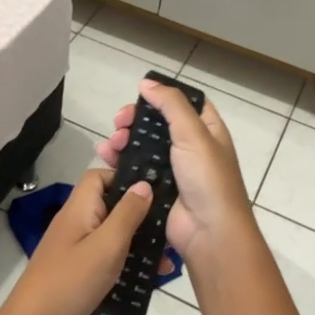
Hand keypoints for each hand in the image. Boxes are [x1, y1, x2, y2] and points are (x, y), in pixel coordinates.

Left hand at [0, 170, 153, 314]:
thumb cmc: (71, 281)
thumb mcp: (107, 245)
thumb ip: (127, 214)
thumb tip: (143, 184)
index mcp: (79, 208)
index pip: (100, 176)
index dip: (125, 179)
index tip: (154, 194)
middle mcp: (75, 223)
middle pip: (110, 206)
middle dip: (140, 218)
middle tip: (168, 234)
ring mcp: (74, 248)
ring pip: (111, 235)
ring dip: (136, 245)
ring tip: (164, 262)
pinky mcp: (76, 271)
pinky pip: (105, 258)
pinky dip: (124, 264)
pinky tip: (143, 281)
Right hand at [96, 79, 256, 267]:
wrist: (209, 232)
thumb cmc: (208, 178)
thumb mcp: (194, 133)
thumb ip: (171, 104)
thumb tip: (147, 82)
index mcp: (207, 131)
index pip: (184, 104)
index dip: (162, 96)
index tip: (140, 94)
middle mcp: (190, 148)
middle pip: (157, 124)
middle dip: (135, 120)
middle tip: (119, 122)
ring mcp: (171, 171)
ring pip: (141, 147)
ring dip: (123, 140)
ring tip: (111, 142)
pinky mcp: (155, 190)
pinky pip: (134, 170)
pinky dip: (119, 161)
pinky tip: (105, 157)